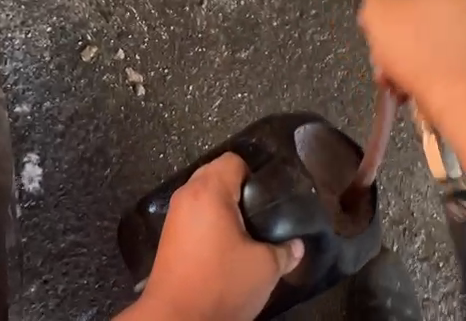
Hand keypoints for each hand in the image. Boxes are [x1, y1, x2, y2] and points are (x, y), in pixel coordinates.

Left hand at [127, 153, 302, 320]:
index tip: (268, 199)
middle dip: (239, 190)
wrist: (176, 319)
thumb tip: (297, 246)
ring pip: (203, 195)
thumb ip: (284, 252)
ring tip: (245, 232)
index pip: (234, 161)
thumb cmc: (221, 284)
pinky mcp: (168, 235)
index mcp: (209, 190)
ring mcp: (174, 214)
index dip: (255, 175)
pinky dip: (209, 222)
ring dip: (223, 207)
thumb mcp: (263, 269)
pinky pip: (193, 214)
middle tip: (260, 215)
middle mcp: (188, 193)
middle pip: (216, 174)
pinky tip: (224, 246)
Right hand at [339, 0, 465, 111]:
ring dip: (388, 21)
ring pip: (408, 1)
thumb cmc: (417, 45)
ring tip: (383, 52)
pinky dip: (403, 38)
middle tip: (368, 14)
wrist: (463, 100)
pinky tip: (396, 64)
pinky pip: (420, 25)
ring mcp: (457, 7)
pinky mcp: (459, 34)